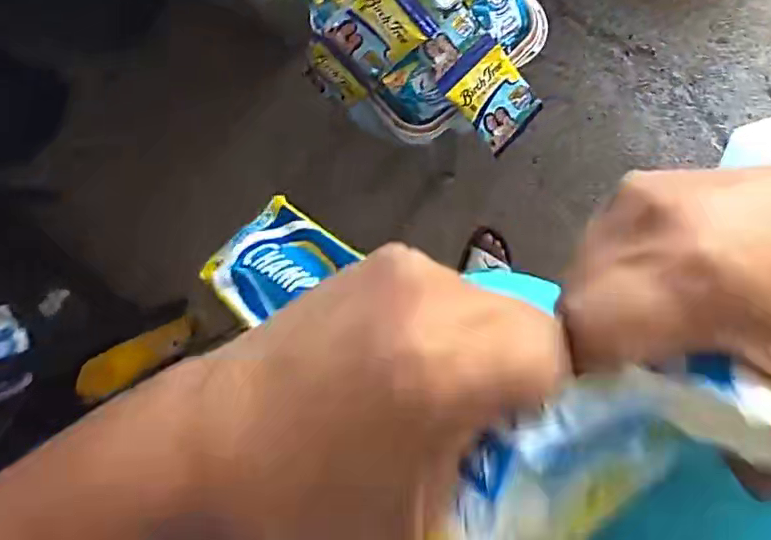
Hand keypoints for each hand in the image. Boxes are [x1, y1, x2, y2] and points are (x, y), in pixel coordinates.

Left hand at [186, 244, 566, 537]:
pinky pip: (444, 290)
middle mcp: (428, 289)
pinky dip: (445, 324)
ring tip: (434, 392)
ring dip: (482, 345)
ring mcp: (398, 263)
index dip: (557, 398)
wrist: (213, 435)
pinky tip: (400, 362)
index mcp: (444, 355)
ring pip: (484, 301)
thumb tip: (548, 465)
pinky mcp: (375, 257)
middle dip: (520, 371)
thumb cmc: (311, 498)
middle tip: (482, 424)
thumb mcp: (422, 523)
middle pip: (522, 318)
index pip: (555, 349)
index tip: (529, 437)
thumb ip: (502, 487)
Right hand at [558, 162, 770, 471]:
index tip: (621, 398)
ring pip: (580, 262)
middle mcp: (649, 226)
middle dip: (589, 341)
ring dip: (597, 301)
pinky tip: (654, 281)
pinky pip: (599, 237)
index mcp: (691, 279)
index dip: (589, 371)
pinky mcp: (640, 181)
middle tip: (630, 368)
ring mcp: (639, 194)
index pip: (589, 327)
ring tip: (642, 324)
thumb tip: (711, 459)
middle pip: (574, 294)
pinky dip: (610, 268)